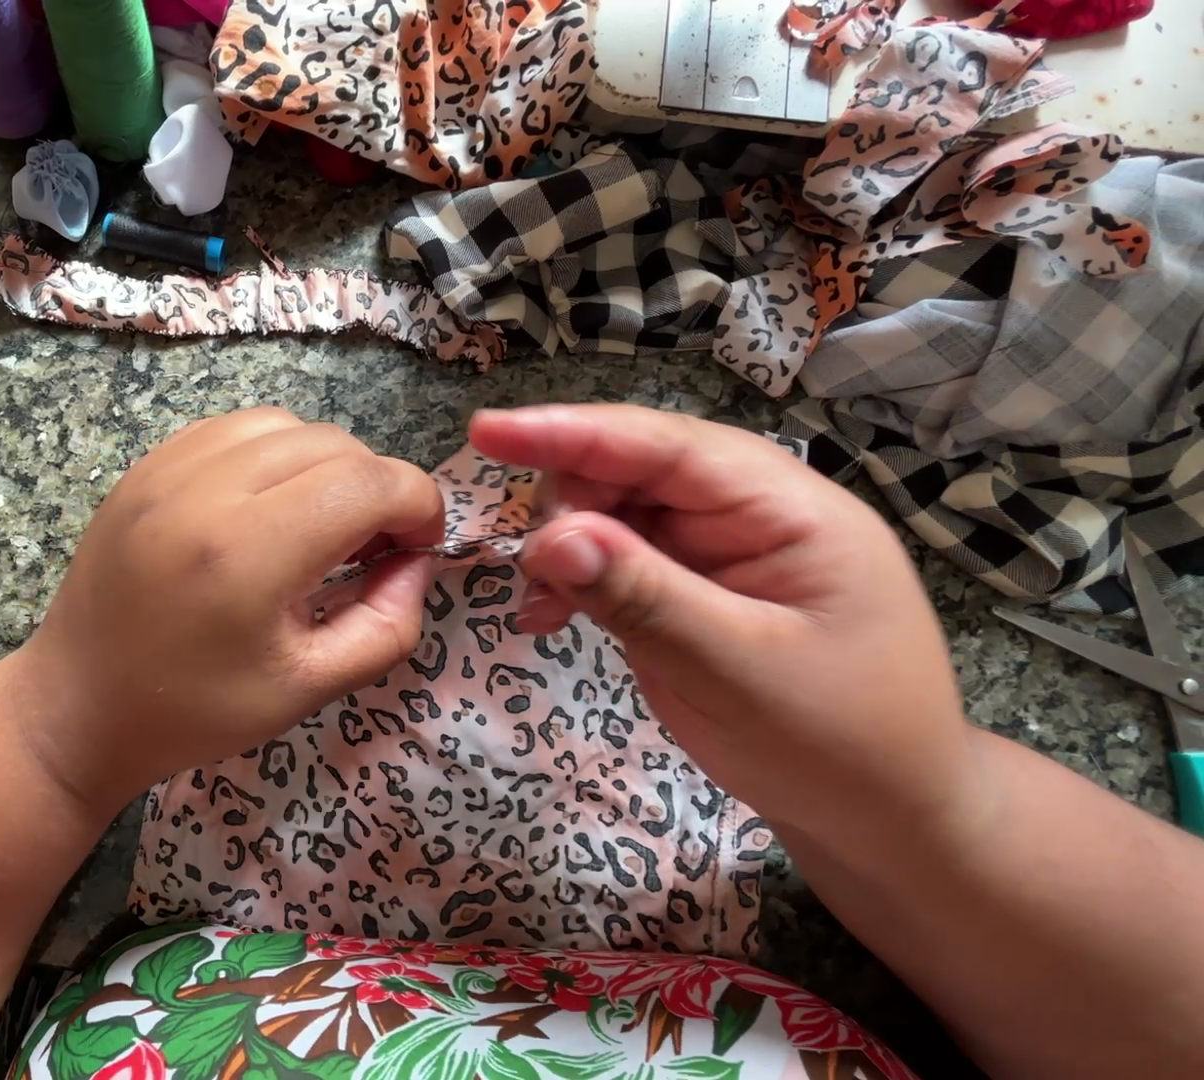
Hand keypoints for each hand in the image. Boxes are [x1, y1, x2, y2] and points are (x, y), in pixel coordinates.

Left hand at [14, 407, 444, 812]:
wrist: (76, 705)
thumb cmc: (192, 712)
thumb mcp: (307, 689)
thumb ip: (385, 625)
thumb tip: (416, 561)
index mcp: (249, 552)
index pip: (370, 481)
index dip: (417, 505)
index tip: (417, 546)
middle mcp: (206, 489)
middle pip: (335, 444)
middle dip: (376, 488)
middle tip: (370, 547)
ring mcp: (166, 468)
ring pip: (285, 424)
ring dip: (324, 464)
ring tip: (316, 522)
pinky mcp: (144, 466)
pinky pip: (232, 428)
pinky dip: (271, 453)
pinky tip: (264, 503)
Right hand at [470, 405, 979, 851]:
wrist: (877, 810)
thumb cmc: (834, 741)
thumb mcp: (736, 670)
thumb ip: (643, 597)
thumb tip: (546, 539)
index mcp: (785, 508)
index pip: (665, 448)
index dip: (570, 433)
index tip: (486, 430)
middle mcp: (744, 510)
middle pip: (626, 470)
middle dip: (565, 508)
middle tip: (536, 574)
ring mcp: (710, 545)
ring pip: (606, 510)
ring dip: (559, 549)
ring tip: (543, 608)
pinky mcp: (681, 581)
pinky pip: (606, 556)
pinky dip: (568, 580)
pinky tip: (548, 618)